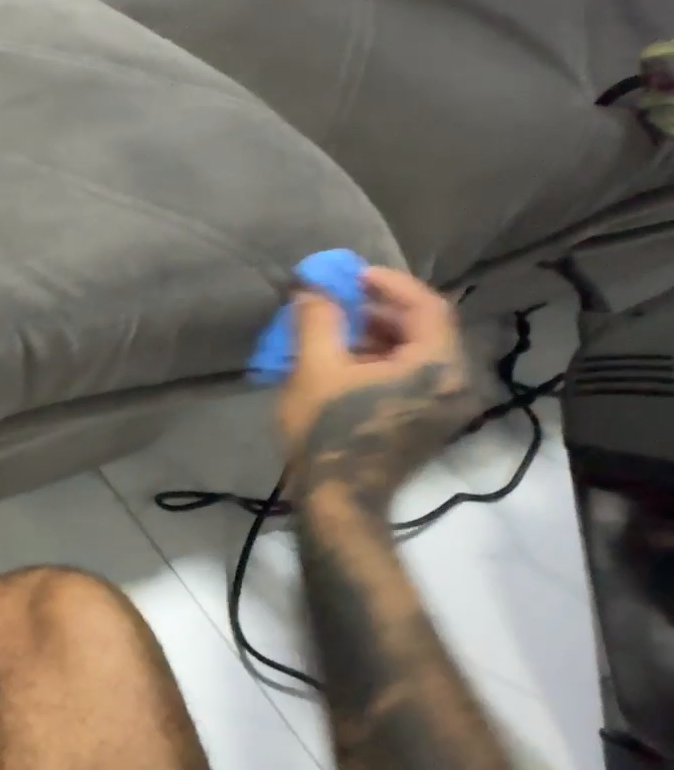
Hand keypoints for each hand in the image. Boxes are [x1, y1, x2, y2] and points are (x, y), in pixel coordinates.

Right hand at [280, 267, 477, 501]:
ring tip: (330, 328)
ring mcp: (446, 406)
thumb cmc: (327, 428)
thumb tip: (314, 287)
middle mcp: (455, 383)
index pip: (427, 306)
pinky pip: (413, 374)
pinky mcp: (429, 420)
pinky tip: (341, 360)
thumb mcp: (314, 368)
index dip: (388, 283)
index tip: (347, 275)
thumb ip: (318, 320)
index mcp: (437, 367)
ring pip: (417, 351)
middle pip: (425, 327)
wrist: (337, 496)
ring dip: (376, 332)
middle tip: (334, 299)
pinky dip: (380, 357)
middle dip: (377, 307)